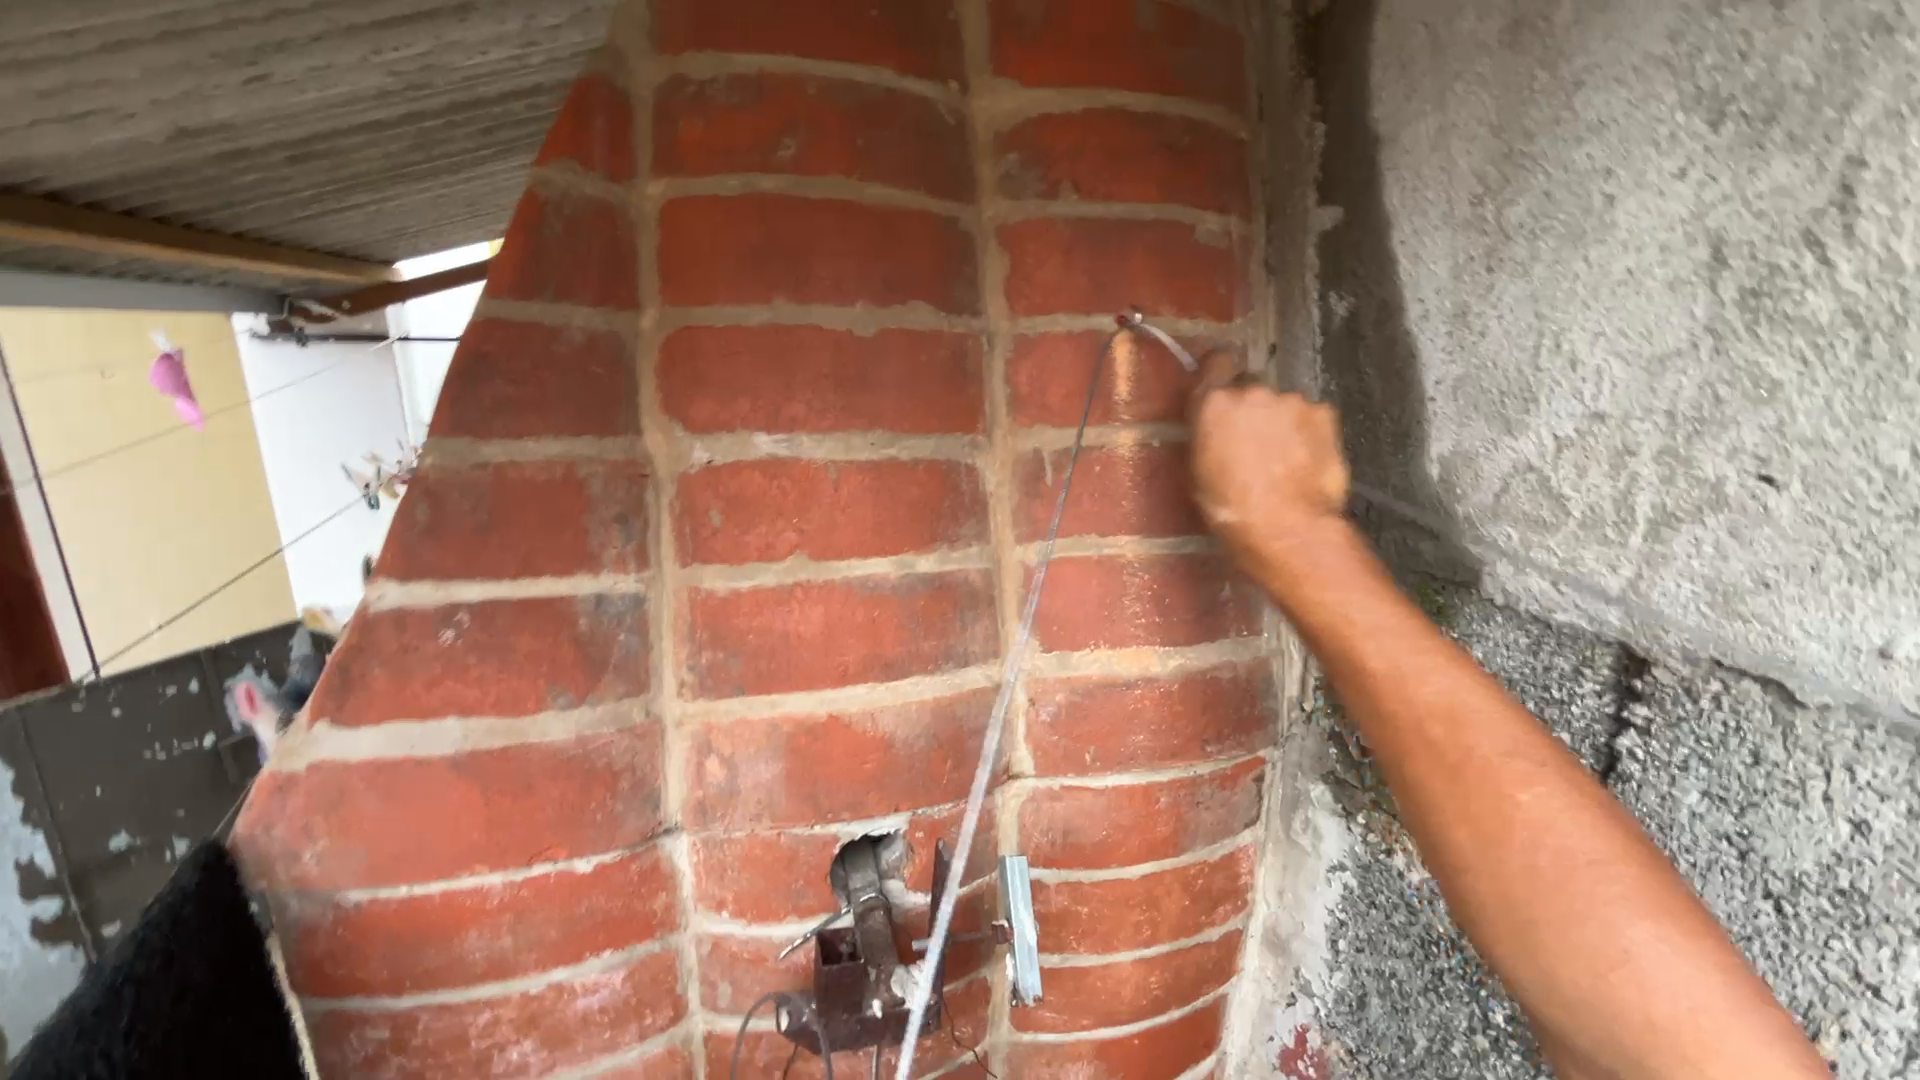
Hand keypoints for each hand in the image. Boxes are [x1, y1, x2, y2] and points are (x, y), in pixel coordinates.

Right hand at [1188, 352, 1352, 589]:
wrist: (1287, 528)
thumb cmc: (1231, 510)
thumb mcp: (1198, 473)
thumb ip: (1206, 434)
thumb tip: (1211, 424)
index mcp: (1213, 404)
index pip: (1216, 362)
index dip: (1220, 371)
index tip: (1222, 385)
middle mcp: (1252, 391)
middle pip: (1251, 387)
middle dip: (1251, 407)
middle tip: (1252, 442)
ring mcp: (1291, 400)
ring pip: (1283, 404)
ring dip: (1281, 422)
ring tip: (1282, 459)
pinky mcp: (1324, 414)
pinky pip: (1311, 416)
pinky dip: (1308, 432)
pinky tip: (1304, 461)